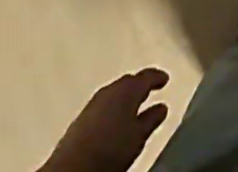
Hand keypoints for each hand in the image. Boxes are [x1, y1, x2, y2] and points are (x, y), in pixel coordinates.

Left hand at [40, 68, 169, 171]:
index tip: (164, 79)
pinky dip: (111, 109)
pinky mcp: (79, 120)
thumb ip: (152, 118)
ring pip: (114, 94)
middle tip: (150, 91)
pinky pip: (101, 107)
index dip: (158, 76)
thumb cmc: (109, 149)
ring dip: (125, 98)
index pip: (147, 75)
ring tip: (134, 108)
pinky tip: (114, 122)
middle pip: (129, 82)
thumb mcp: (140, 135)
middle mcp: (109, 90)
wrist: (72, 169)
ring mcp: (92, 104)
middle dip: (140, 86)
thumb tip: (160, 109)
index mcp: (128, 88)